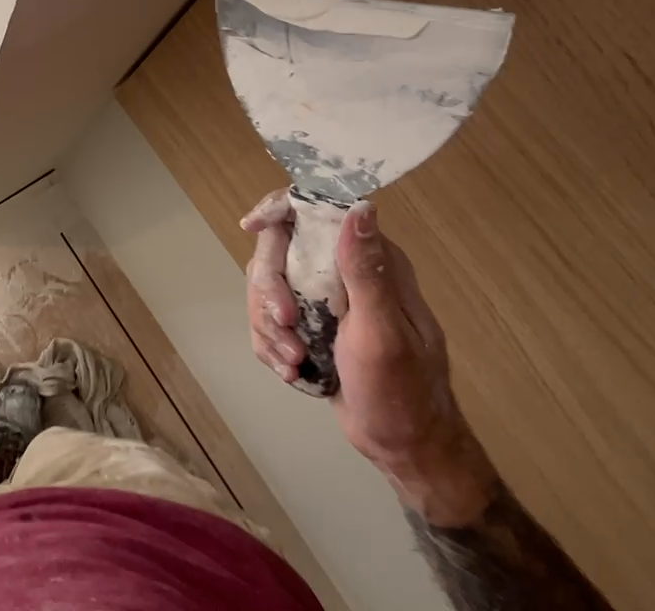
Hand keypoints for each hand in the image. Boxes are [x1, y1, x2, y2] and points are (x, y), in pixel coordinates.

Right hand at [242, 189, 497, 524]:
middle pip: (277, 252)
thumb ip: (366, 271)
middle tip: (286, 326)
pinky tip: (293, 370)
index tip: (251, 227)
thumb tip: (360, 207)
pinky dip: (271, 345)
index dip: (278, 211)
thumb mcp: (382, 332)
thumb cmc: (402, 391)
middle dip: (270, 292)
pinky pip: (267, 319)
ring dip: (270, 327)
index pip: (316, 211)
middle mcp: (344, 271)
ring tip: (295, 361)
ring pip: (266, 288)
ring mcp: (325, 298)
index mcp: (371, 261)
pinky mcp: (310, 324)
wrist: (403, 446)